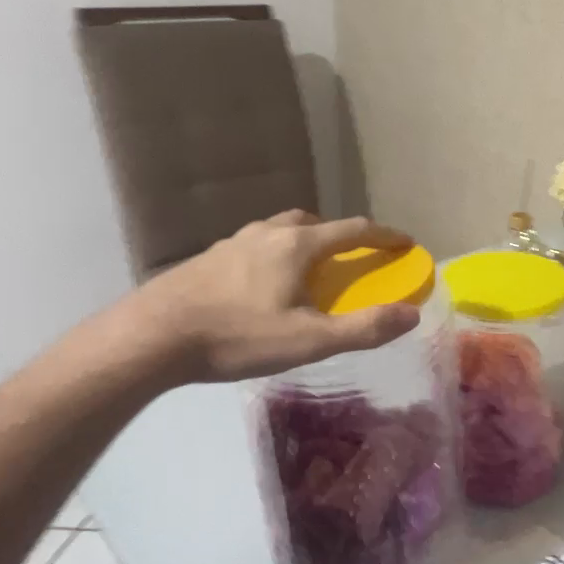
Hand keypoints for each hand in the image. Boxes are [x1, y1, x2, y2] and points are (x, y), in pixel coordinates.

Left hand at [136, 211, 422, 383]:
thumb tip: (412, 314)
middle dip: (341, 237)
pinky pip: (254, 248)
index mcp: (298, 245)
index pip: (355, 230)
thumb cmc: (237, 337)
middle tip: (351, 261)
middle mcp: (267, 233)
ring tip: (306, 275)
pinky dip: (273, 258)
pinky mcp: (207, 260)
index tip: (406, 244)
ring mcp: (232, 243)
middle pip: (315, 223)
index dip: (386, 236)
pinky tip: (262, 289)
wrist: (151, 338)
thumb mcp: (310, 340)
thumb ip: (364, 328)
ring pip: (280, 232)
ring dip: (304, 244)